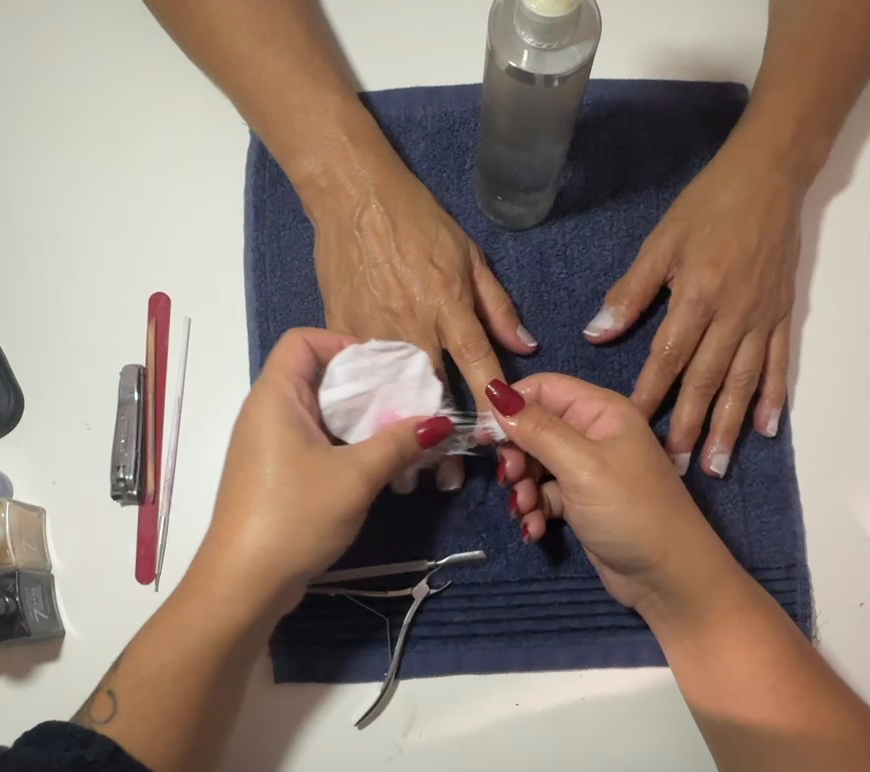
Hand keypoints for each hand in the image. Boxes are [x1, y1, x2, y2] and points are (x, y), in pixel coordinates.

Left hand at [199, 328, 454, 609]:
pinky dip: (349, 450)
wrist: (246, 583)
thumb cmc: (295, 516)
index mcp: (276, 397)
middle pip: (319, 378)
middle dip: (367, 388)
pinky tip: (381, 470)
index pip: (303, 341)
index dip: (344, 343)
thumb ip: (398, 443)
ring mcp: (271, 449)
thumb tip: (441, 422)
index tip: (385, 368)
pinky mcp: (278, 478)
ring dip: (363, 424)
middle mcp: (268, 415)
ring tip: (404, 438)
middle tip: (409, 403)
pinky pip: (317, 447)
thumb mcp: (355, 477)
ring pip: (323, 417)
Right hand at [306, 168, 534, 490]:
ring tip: (408, 472)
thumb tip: (526, 346)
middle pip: (432, 392)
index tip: (497, 438)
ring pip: (392, 395)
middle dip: (440, 438)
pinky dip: (366, 410)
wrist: (353, 196)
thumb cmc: (417, 221)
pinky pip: (358, 380)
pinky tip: (370, 438)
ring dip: (401, 436)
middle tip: (447, 478)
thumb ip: (497, 306)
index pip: (477, 363)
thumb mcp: (469, 255)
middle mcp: (414, 323)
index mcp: (450, 304)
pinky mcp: (342, 330)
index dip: (490, 401)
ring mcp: (374, 329)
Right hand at [483, 375, 741, 613]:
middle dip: (515, 455)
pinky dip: (534, 510)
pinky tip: (534, 530)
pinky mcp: (580, 503)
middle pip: (533, 428)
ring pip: (534, 465)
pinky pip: (544, 496)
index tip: (484, 436)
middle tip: (511, 481)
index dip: (510, 406)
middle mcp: (593, 434)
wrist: (667, 577)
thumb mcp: (582, 466)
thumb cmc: (631, 511)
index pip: (543, 388)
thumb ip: (537, 430)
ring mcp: (586, 470)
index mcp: (601, 411)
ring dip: (521, 488)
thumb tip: (494, 392)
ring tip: (525, 511)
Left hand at [583, 145, 803, 478]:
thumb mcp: (660, 242)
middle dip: (691, 427)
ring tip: (718, 464)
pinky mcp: (783, 314)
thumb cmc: (707, 207)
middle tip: (678, 469)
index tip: (634, 431)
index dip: (650, 396)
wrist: (771, 174)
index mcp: (696, 297)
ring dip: (730, 426)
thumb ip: (630, 292)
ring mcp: (762, 318)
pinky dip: (773, 397)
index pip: (668, 357)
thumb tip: (596, 334)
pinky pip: (779, 363)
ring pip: (743, 381)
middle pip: (707, 380)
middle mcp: (732, 316)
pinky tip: (765, 429)